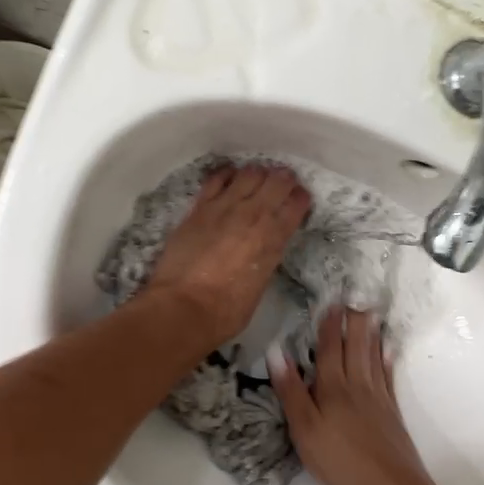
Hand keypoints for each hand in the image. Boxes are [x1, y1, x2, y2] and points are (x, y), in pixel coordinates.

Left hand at [144, 165, 310, 344]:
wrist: (183, 307)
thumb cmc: (226, 311)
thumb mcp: (260, 285)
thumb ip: (265, 259)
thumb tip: (262, 249)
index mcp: (273, 238)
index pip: (296, 204)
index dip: (300, 198)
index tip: (299, 199)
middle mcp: (253, 215)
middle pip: (277, 181)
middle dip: (283, 179)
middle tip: (282, 182)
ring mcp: (224, 207)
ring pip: (249, 173)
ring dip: (257, 174)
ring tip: (257, 178)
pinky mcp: (199, 208)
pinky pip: (217, 179)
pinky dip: (227, 174)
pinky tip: (230, 176)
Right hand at [270, 306, 433, 484]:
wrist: (390, 484)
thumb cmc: (339, 458)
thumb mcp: (304, 428)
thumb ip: (291, 390)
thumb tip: (276, 352)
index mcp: (333, 387)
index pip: (329, 348)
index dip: (329, 324)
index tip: (331, 300)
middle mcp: (357, 385)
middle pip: (355, 346)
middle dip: (353, 321)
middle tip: (356, 297)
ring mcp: (378, 397)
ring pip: (373, 356)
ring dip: (371, 333)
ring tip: (372, 313)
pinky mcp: (391, 412)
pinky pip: (387, 376)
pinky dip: (386, 359)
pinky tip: (387, 351)